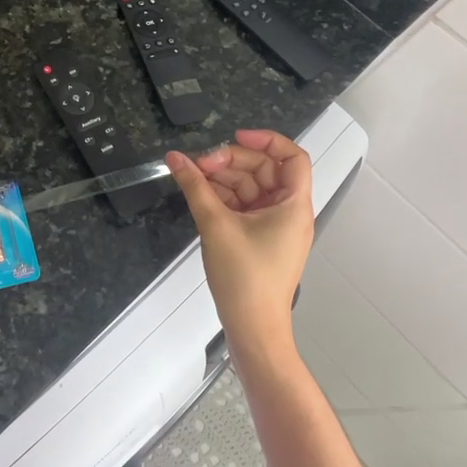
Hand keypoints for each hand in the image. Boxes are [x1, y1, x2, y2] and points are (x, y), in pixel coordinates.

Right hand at [167, 129, 314, 342]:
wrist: (253, 329)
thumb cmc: (244, 276)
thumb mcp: (215, 224)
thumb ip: (194, 185)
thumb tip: (174, 156)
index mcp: (293, 205)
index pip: (292, 157)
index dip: (265, 140)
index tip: (233, 137)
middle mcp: (288, 211)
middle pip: (264, 169)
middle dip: (231, 161)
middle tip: (199, 165)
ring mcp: (274, 226)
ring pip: (249, 186)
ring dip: (222, 178)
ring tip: (192, 178)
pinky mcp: (259, 238)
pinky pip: (243, 205)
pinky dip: (222, 196)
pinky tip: (198, 193)